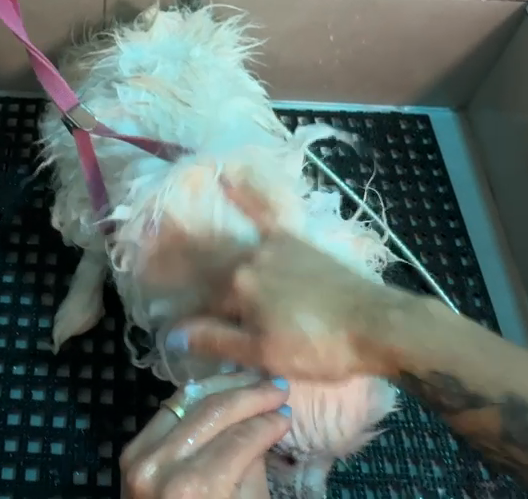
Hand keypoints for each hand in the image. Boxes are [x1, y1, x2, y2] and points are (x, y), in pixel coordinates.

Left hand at [120, 375, 289, 498]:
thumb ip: (251, 469)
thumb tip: (261, 423)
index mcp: (195, 489)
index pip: (239, 439)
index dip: (267, 422)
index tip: (287, 412)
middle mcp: (162, 465)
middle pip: (212, 412)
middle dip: (249, 395)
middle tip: (278, 386)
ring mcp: (140, 455)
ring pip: (186, 400)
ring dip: (222, 386)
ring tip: (251, 380)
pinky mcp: (130, 450)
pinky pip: (167, 411)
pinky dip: (195, 399)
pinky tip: (218, 391)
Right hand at [156, 179, 416, 381]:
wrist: (376, 323)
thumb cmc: (319, 346)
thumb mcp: (265, 353)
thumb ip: (217, 340)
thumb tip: (172, 332)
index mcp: (240, 285)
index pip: (202, 298)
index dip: (186, 308)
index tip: (162, 312)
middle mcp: (250, 255)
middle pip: (210, 261)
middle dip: (179, 258)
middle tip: (151, 251)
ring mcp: (274, 243)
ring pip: (233, 242)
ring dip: (203, 237)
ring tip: (177, 228)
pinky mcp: (297, 238)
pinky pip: (266, 209)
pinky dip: (248, 192)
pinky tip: (231, 173)